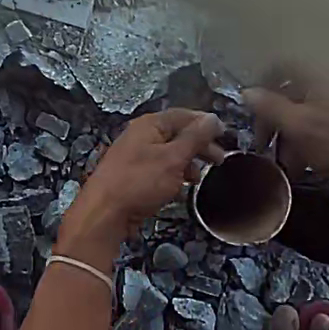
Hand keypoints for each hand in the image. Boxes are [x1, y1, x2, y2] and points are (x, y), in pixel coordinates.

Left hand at [61, 109, 226, 246]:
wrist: (104, 214)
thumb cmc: (138, 183)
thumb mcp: (174, 158)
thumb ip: (195, 137)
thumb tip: (213, 118)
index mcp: (149, 125)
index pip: (184, 115)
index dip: (205, 124)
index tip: (223, 134)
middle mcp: (141, 136)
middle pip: (177, 134)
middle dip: (200, 146)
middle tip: (218, 158)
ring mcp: (136, 156)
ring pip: (170, 153)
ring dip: (188, 162)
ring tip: (200, 176)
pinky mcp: (133, 176)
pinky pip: (160, 169)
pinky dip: (174, 175)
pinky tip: (181, 187)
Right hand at [242, 65, 328, 202]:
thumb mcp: (298, 128)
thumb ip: (269, 107)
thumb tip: (247, 91)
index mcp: (318, 73)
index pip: (281, 65)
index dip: (261, 85)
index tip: (252, 113)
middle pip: (295, 90)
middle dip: (276, 119)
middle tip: (265, 147)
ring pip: (311, 109)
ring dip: (293, 134)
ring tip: (288, 164)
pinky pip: (328, 120)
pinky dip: (313, 138)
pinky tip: (309, 163)